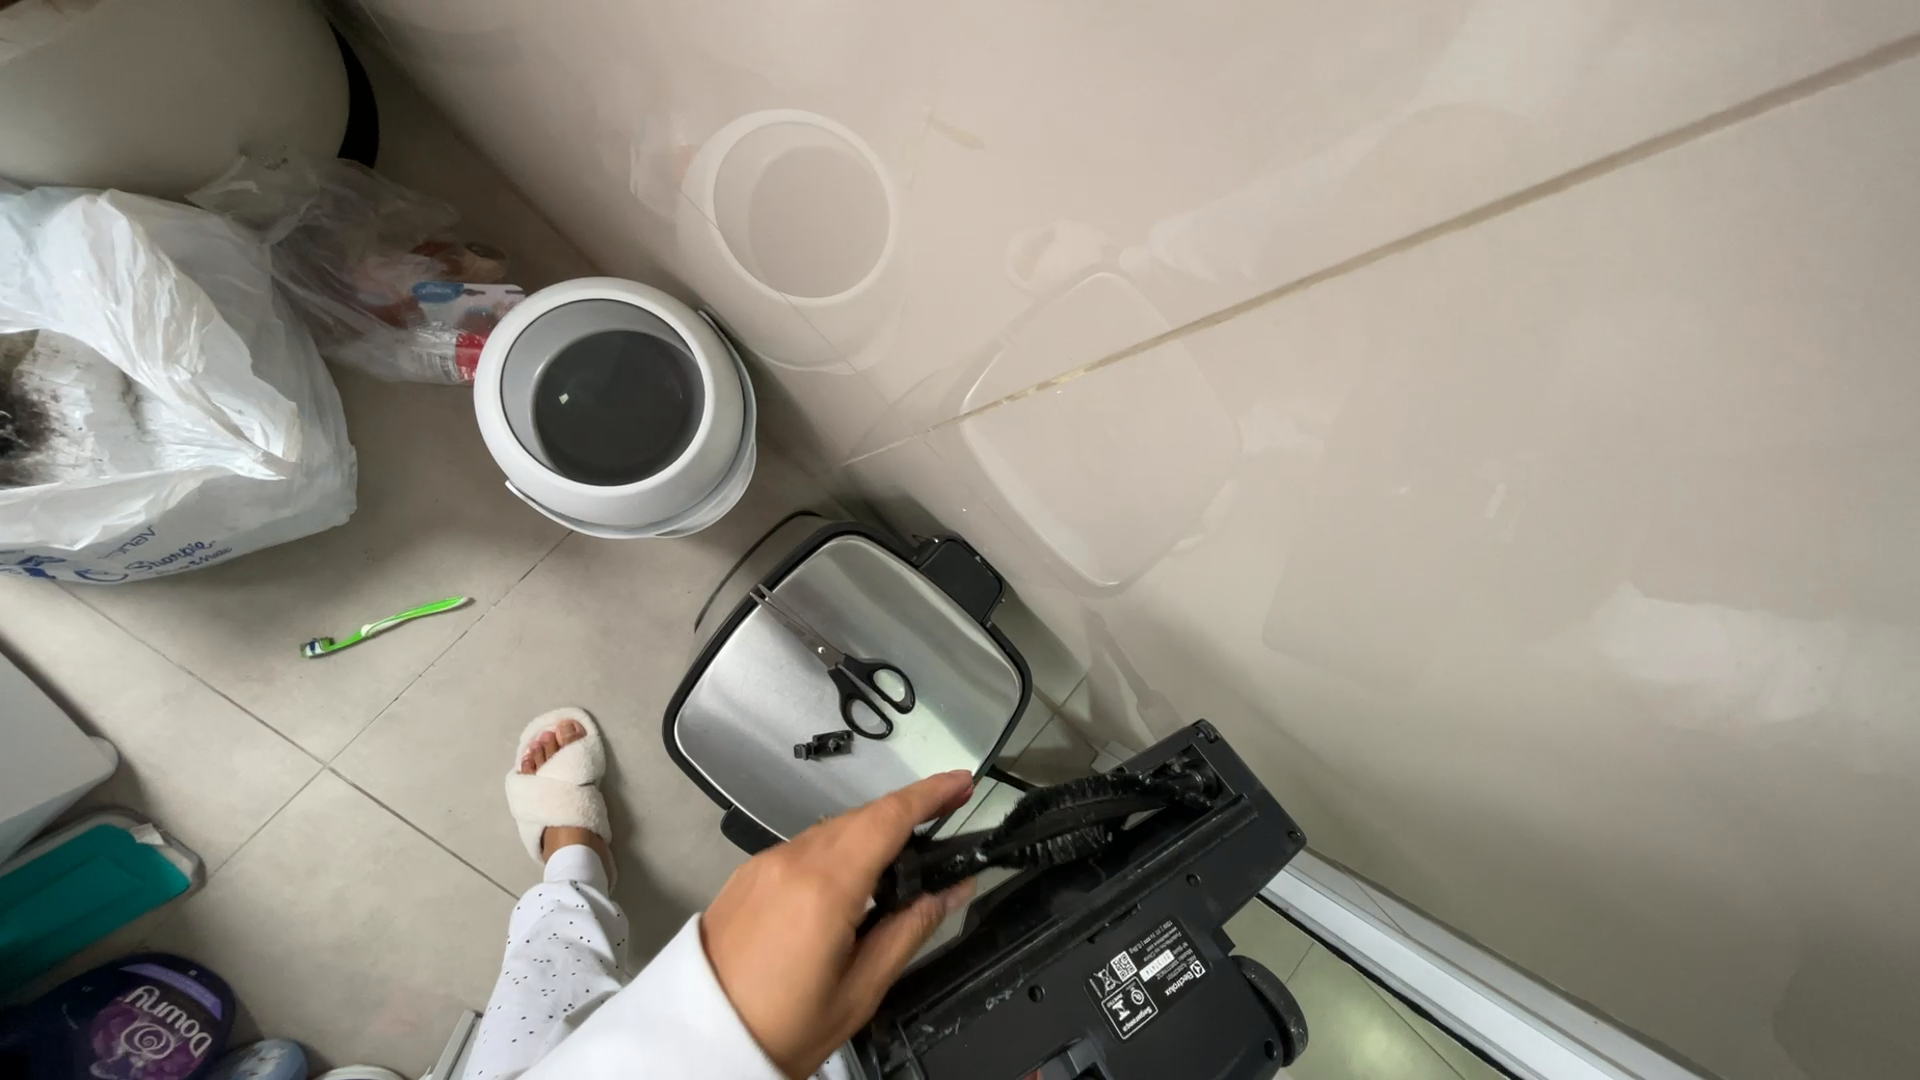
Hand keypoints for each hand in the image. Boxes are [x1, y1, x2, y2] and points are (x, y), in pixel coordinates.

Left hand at [702, 770, 978, 1078]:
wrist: (698, 1040)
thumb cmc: (783, 1027)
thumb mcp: (860, 990)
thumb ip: (910, 929)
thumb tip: (953, 890)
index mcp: (826, 886)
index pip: (889, 818)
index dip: (931, 793)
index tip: (961, 780)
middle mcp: (794, 859)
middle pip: (864, 816)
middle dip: (909, 807)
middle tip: (949, 809)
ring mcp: (768, 861)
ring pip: (835, 827)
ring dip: (875, 827)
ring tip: (907, 848)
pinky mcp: (751, 871)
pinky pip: (808, 843)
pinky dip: (841, 844)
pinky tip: (855, 872)